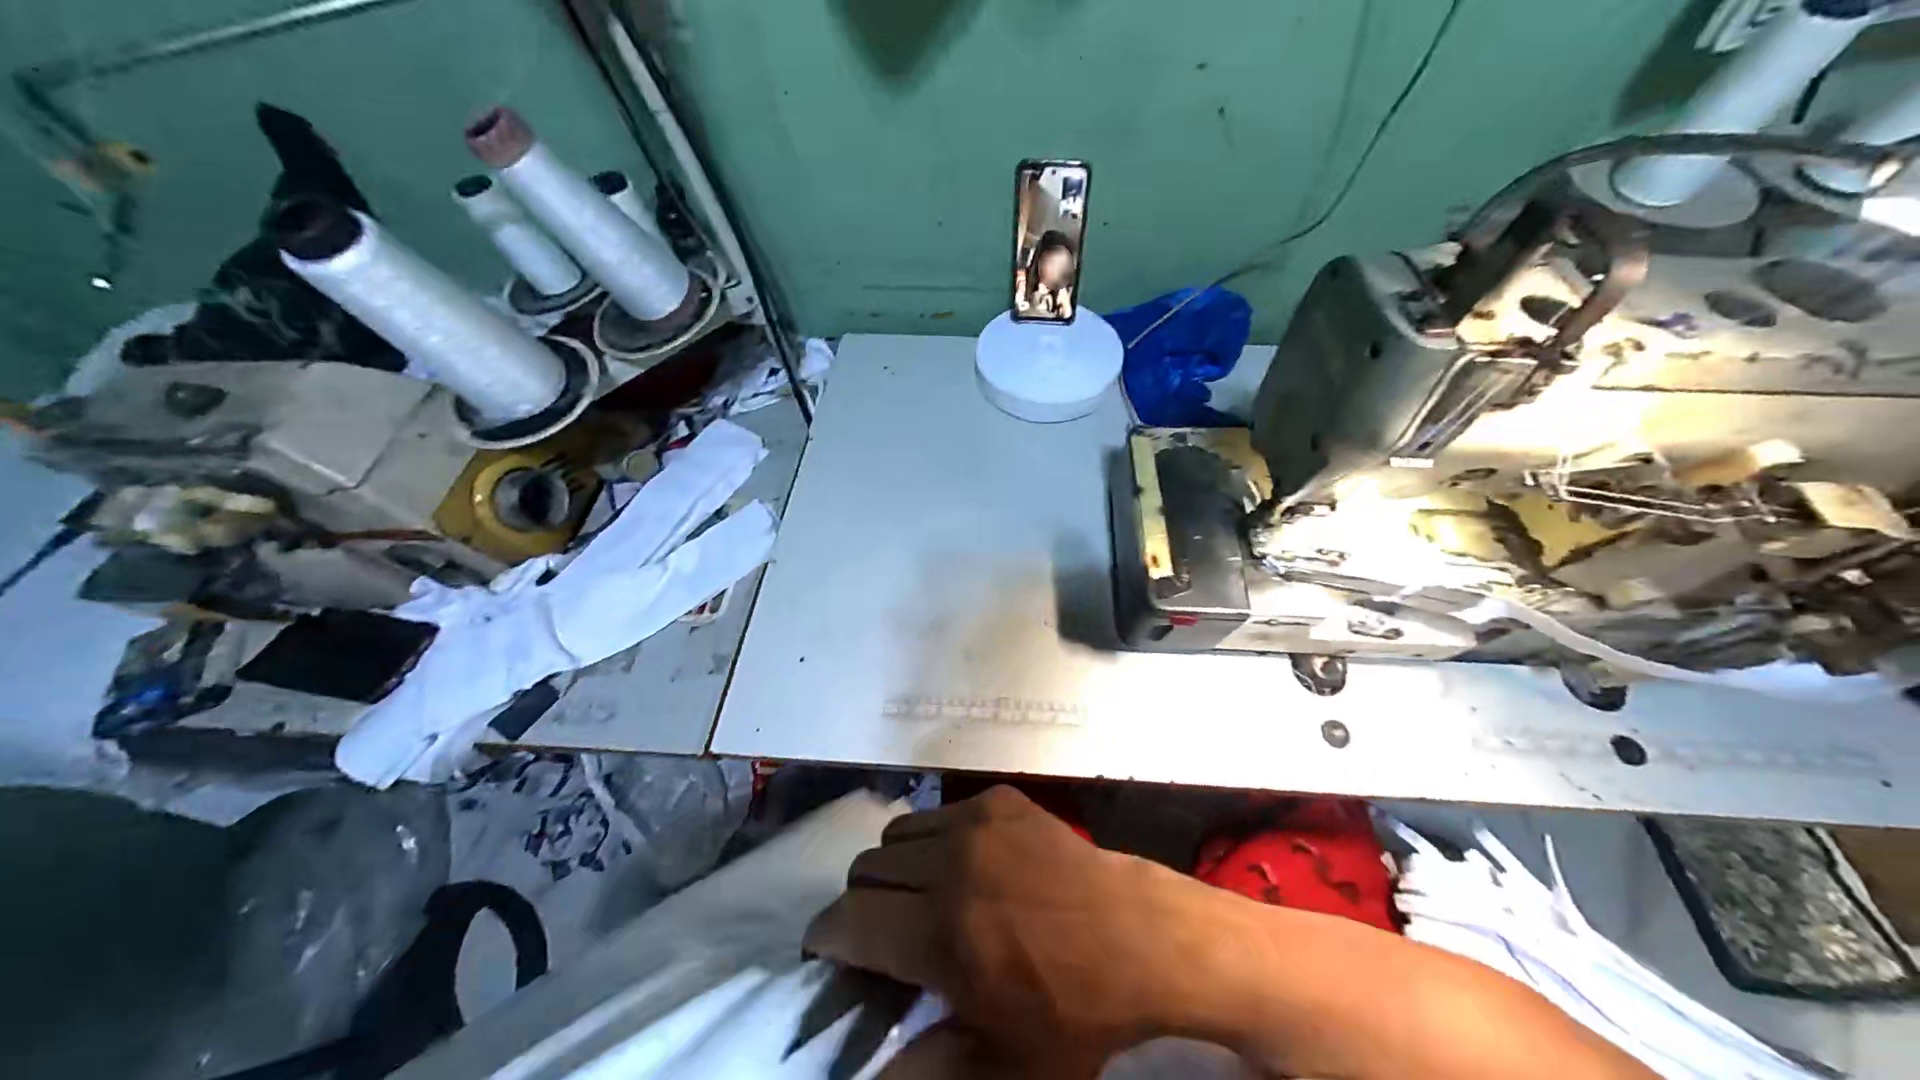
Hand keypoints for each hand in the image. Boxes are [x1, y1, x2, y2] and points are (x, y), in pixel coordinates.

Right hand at [803, 787, 1229, 1076]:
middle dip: (862, 907)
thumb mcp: (1001, 1068)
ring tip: (926, 897)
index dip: (826, 941)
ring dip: (896, 869)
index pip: (843, 920)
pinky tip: (969, 868)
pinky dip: (935, 840)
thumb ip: (921, 1072)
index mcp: (939, 931)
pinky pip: (938, 814)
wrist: (1146, 940)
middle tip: (888, 935)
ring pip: (895, 835)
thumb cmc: (1076, 1013)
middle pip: (863, 871)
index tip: (831, 956)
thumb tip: (862, 1073)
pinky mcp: (1000, 799)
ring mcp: (975, 821)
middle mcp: (948, 863)